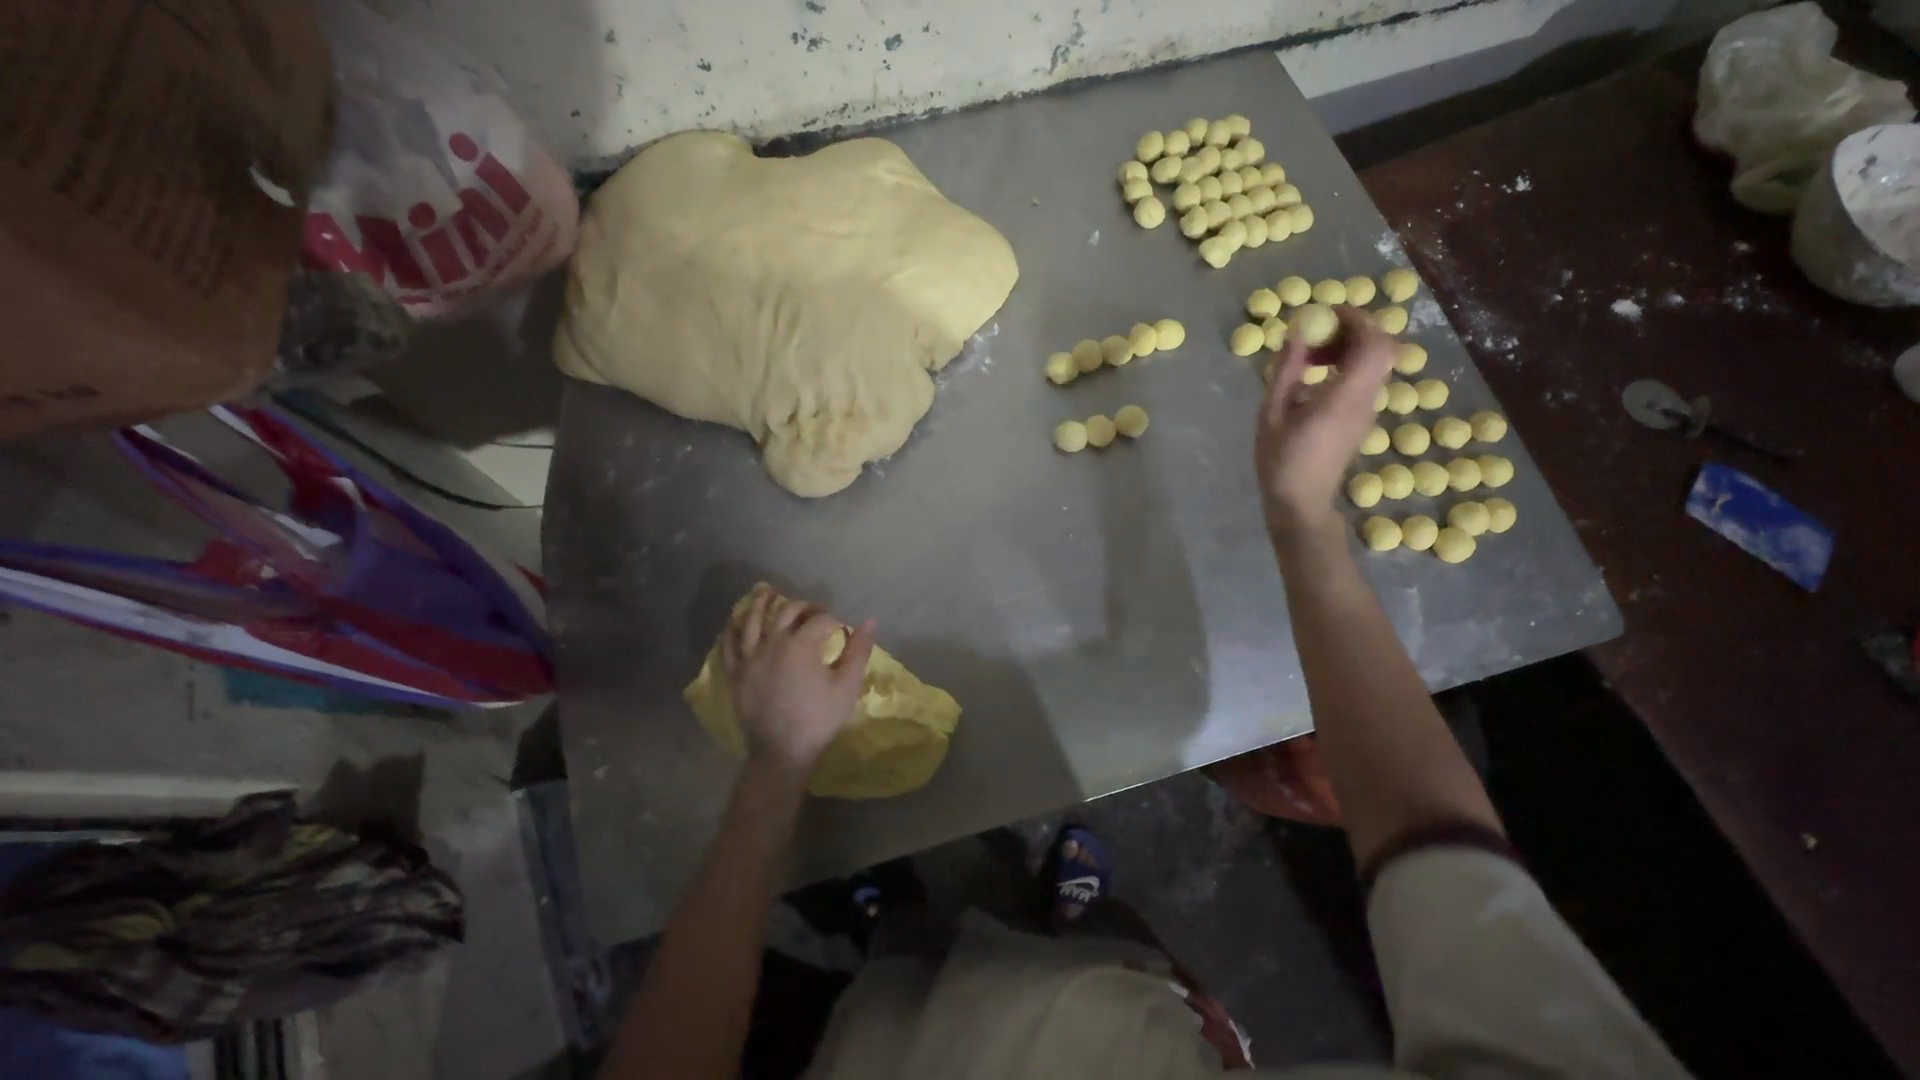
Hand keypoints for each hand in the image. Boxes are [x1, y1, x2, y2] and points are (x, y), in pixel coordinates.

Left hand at [720, 585, 875, 773]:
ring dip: (760, 601)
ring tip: (766, 590)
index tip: (843, 631)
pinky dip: (731, 628)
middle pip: (787, 611)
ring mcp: (749, 656)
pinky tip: (735, 621)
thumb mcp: (847, 685)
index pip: (821, 619)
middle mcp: (772, 642)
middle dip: (805, 606)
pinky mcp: (735, 672)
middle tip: (815, 611)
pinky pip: (729, 644)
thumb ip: (859, 650)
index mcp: (801, 643)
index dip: (835, 621)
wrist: (782, 750)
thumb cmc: (819, 718)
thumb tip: (869, 621)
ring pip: (752, 619)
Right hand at [1255, 307, 1396, 538]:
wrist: (1301, 503)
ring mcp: (1368, 410)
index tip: (1328, 312)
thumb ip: (1287, 369)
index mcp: (1345, 397)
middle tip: (1318, 331)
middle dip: (1354, 329)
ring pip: (1375, 362)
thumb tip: (1298, 329)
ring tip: (1311, 356)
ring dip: (1349, 348)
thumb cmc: (1280, 461)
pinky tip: (1315, 377)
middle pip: (1381, 348)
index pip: (1374, 344)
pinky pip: (1364, 378)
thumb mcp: (1272, 412)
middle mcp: (1366, 400)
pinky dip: (1347, 365)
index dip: (1358, 319)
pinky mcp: (1362, 418)